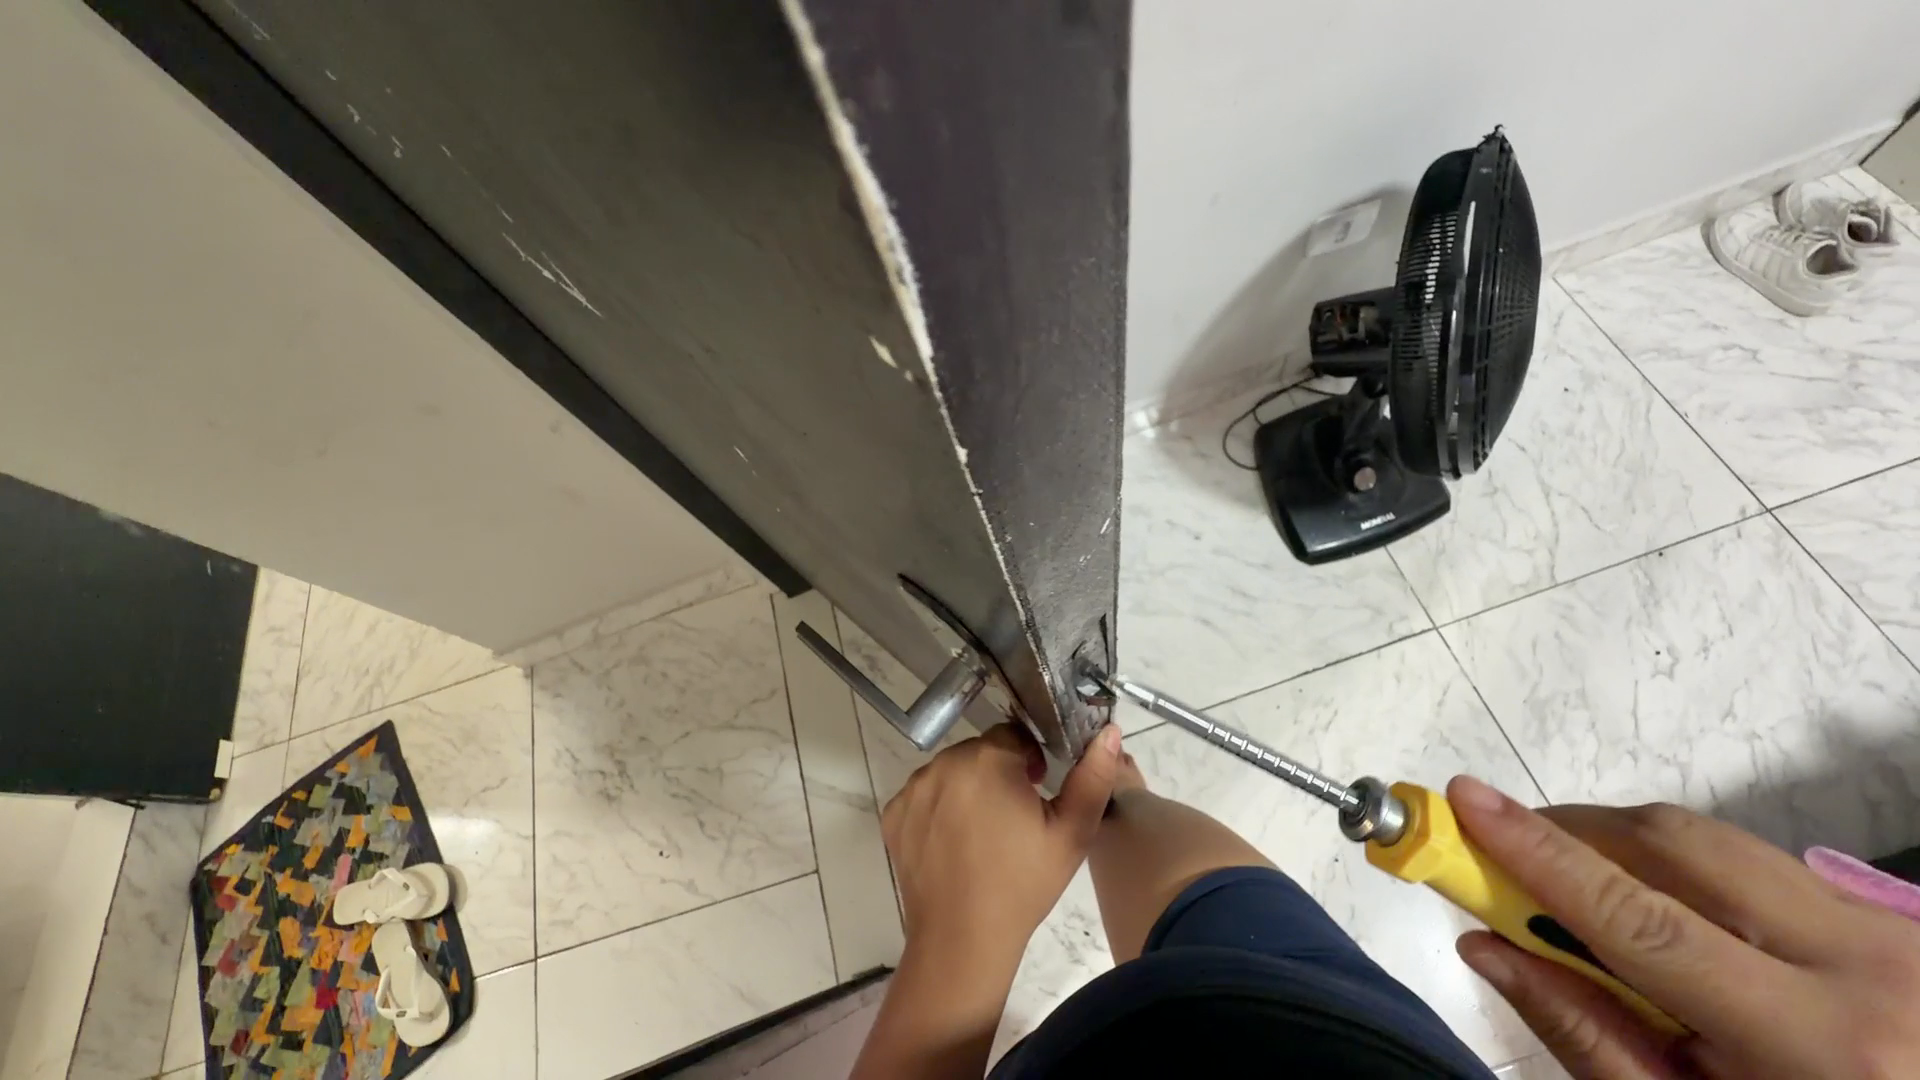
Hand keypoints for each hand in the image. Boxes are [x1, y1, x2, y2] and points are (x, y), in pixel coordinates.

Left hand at [882, 722, 1122, 963]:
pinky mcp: (894, 813)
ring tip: (984, 834)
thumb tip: (1110, 732)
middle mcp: (944, 763)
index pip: (1013, 735)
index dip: (1029, 761)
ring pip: (950, 772)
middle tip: (1014, 819)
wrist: (962, 940)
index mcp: (987, 759)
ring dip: (967, 789)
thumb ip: (1094, 776)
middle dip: (998, 774)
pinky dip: (938, 809)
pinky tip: (954, 844)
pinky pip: (923, 795)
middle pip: (980, 752)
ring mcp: (914, 788)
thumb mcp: (1072, 833)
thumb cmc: (1023, 885)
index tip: (1036, 791)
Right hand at [1446, 775, 1919, 1079]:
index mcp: (1820, 1044)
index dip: (1538, 853)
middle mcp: (1868, 966)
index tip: (1463, 799)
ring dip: (1623, 847)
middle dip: (1573, 833)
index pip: (1638, 918)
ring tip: (1588, 891)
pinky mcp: (1891, 913)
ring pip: (1712, 839)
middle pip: (1674, 846)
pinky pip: (1753, 858)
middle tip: (1508, 852)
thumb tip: (1482, 945)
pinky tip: (1673, 917)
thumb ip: (1586, 1035)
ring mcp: (1893, 929)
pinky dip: (1681, 870)